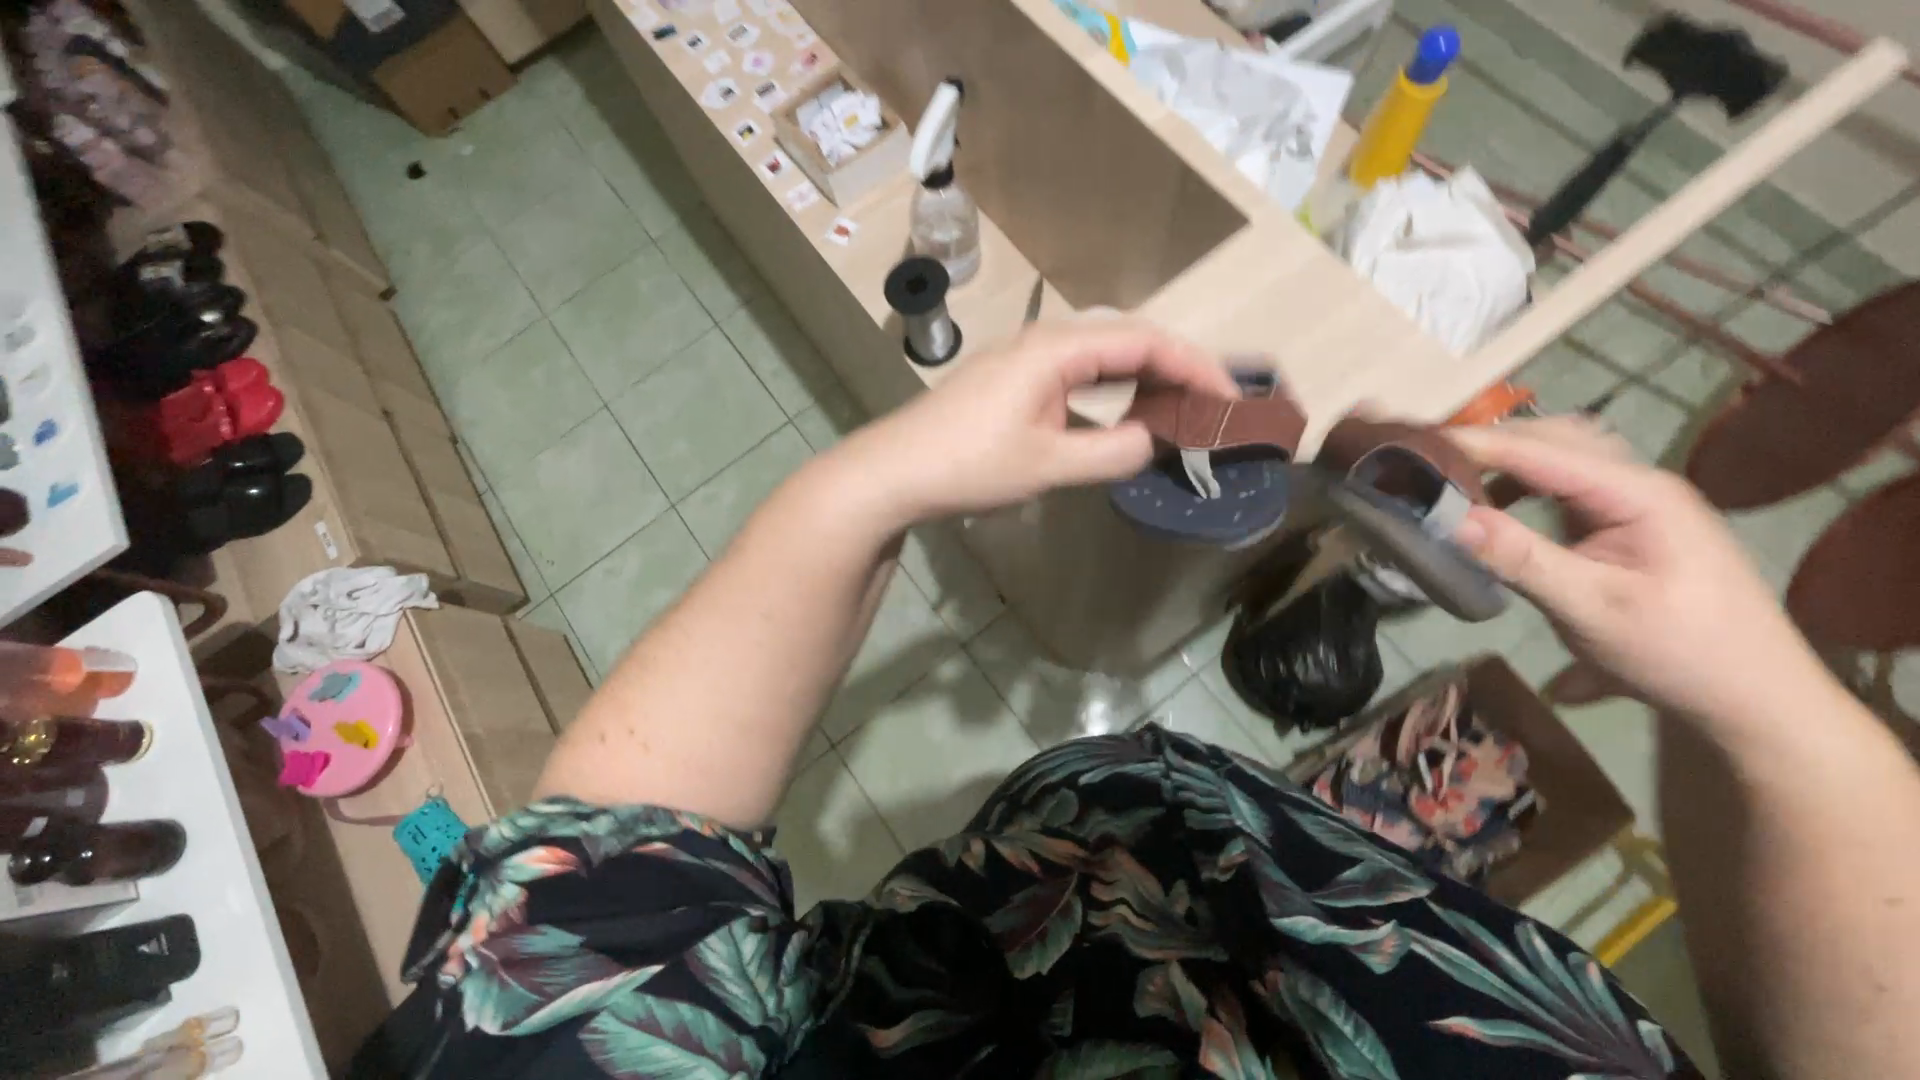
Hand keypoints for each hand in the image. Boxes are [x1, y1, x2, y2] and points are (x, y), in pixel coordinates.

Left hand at [837, 319, 1237, 521]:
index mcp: (1057, 349)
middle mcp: (1046, 342)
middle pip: (1128, 341)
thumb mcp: (1047, 465)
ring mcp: (1026, 360)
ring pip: (1104, 357)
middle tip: (1216, 405)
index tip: (1232, 399)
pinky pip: (1080, 375)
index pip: (1146, 342)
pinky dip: (1113, 392)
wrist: (893, 472)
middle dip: (1177, 368)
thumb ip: (1112, 452)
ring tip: (1183, 410)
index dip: (1196, 367)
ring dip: (1146, 380)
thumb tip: (1156, 442)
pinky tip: (1125, 417)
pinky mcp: (1015, 382)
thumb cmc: (967, 465)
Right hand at [1448, 418, 1835, 725]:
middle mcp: (1639, 483)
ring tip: (1452, 475)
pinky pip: (1569, 482)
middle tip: (1424, 457)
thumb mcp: (1591, 609)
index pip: (1542, 451)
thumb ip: (1521, 559)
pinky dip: (1525, 482)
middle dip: (1488, 441)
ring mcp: (1638, 501)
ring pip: (1563, 455)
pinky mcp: (1630, 523)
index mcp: (1638, 493)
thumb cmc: (1678, 651)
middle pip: (1554, 438)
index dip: (1476, 444)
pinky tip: (1496, 505)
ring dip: (1508, 458)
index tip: (1414, 444)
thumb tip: (1450, 519)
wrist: (1753, 696)